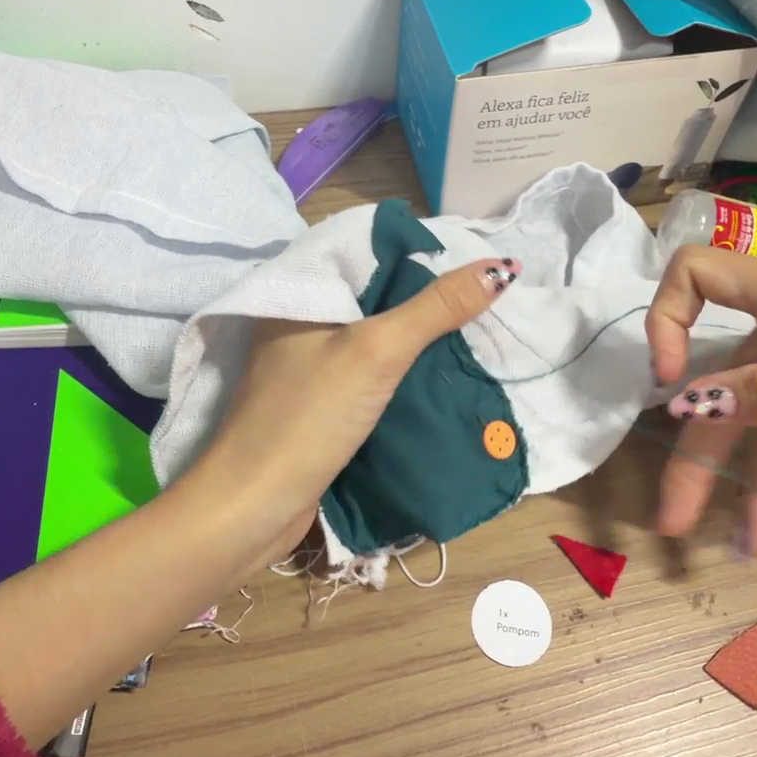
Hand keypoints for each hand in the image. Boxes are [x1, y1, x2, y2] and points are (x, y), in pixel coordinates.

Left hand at [194, 257, 521, 560]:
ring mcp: (305, 362)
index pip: (364, 249)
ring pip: (372, 334)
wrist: (253, 506)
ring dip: (415, 334)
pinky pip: (368, 369)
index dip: (418, 250)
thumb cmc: (308, 417)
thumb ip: (436, 308)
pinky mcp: (317, 400)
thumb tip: (503, 267)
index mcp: (297, 291)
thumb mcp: (377, 351)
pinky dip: (400, 367)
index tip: (472, 256)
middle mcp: (297, 319)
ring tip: (474, 324)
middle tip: (485, 292)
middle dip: (424, 295)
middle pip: (372, 293)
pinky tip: (438, 368)